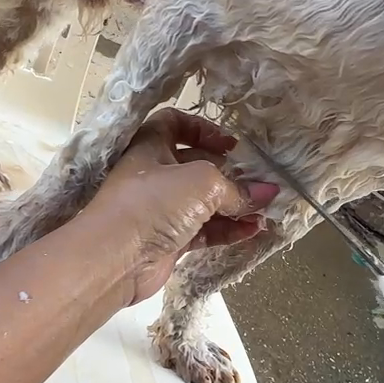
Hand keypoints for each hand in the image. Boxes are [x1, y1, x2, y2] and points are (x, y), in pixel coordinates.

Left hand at [80, 109, 278, 303]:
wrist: (116, 258)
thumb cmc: (153, 203)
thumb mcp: (201, 181)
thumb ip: (237, 187)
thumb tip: (267, 194)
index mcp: (151, 145)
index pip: (176, 124)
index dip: (204, 129)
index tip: (232, 144)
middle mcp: (156, 175)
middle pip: (199, 166)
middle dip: (232, 174)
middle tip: (262, 182)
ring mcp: (162, 210)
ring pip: (205, 203)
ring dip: (235, 206)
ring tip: (265, 210)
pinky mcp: (170, 241)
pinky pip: (204, 231)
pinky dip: (228, 230)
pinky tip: (253, 230)